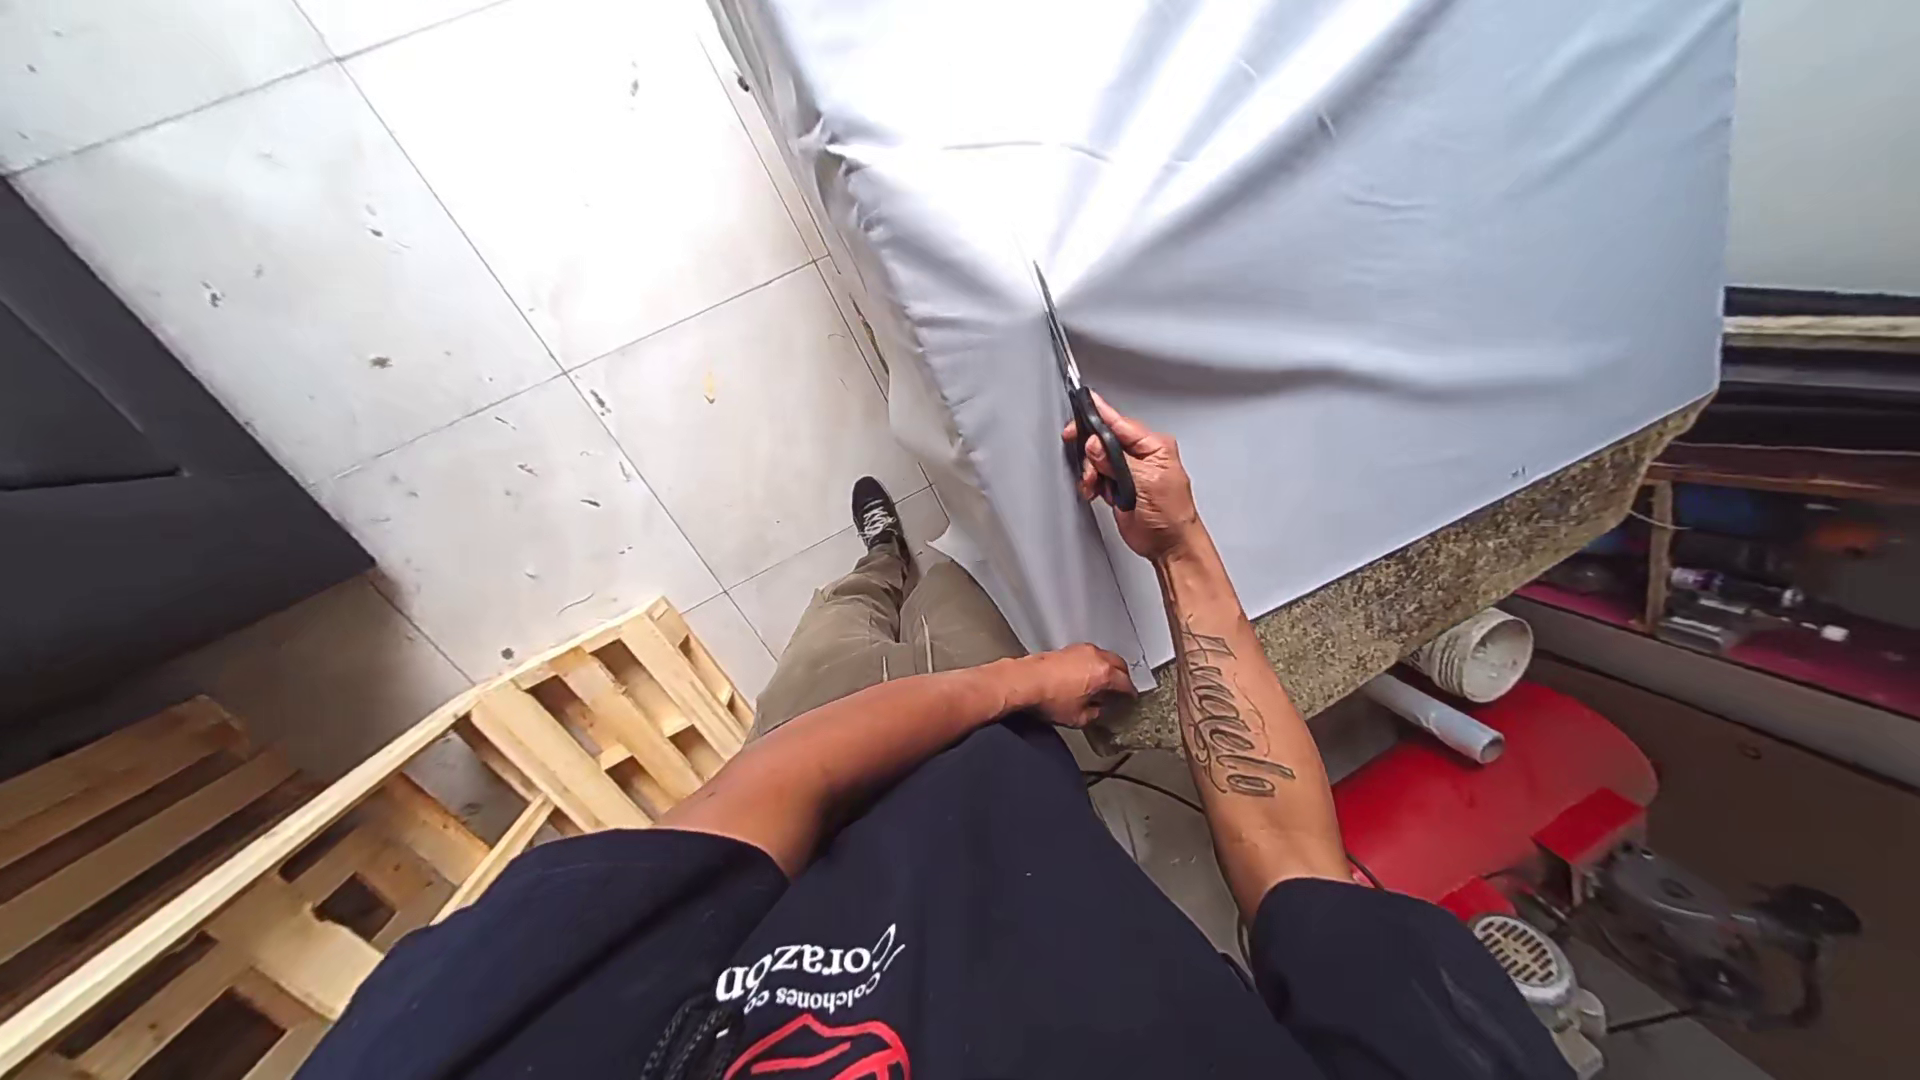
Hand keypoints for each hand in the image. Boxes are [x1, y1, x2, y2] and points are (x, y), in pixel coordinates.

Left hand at [996, 645, 1134, 727]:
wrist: (1024, 682)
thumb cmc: (1049, 697)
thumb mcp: (1079, 717)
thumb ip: (1095, 713)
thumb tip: (1097, 709)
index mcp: (1104, 673)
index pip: (1126, 683)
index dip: (1130, 694)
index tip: (1129, 699)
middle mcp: (1095, 656)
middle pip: (1119, 665)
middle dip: (1122, 677)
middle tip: (1120, 690)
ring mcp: (1081, 649)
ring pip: (1104, 657)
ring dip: (1107, 668)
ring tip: (1103, 683)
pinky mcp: (1067, 649)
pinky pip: (1089, 655)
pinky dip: (1092, 664)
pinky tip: (1085, 676)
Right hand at [1061, 393, 1201, 559]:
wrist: (1168, 545)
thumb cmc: (1170, 517)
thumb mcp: (1144, 483)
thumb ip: (1116, 461)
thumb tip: (1095, 444)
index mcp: (1155, 446)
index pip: (1121, 423)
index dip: (1100, 416)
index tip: (1085, 403)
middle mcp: (1142, 455)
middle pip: (1105, 440)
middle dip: (1092, 454)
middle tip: (1089, 466)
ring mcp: (1130, 470)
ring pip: (1098, 458)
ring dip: (1092, 472)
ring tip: (1098, 486)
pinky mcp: (1121, 485)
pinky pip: (1098, 474)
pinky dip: (1093, 483)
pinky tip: (1098, 491)